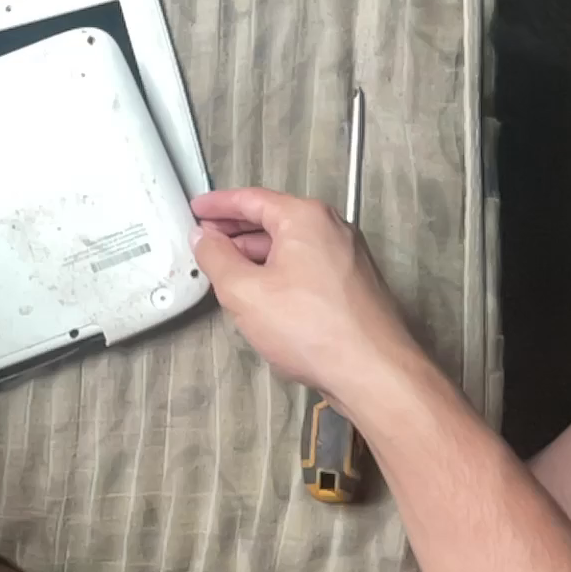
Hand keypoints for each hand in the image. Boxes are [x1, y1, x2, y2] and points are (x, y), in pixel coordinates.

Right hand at [190, 187, 428, 415]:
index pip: (251, 199)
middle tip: (205, 235)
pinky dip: (275, 265)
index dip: (218, 204)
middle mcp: (331, 229)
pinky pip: (304, 261)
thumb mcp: (242, 290)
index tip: (198, 207)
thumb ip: (215, 257)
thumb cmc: (312, 329)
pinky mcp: (351, 282)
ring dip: (253, 249)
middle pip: (272, 217)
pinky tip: (258, 286)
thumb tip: (203, 239)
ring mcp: (346, 255)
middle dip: (234, 227)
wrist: (372, 372)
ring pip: (289, 242)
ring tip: (224, 264)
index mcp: (305, 219)